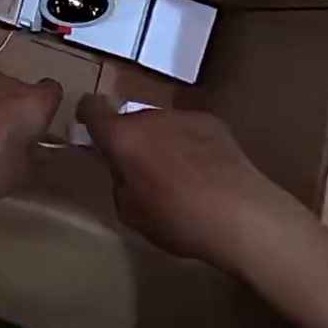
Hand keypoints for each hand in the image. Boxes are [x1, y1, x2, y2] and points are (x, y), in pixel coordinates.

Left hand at [0, 69, 61, 207]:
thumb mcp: (19, 175)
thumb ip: (34, 157)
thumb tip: (37, 149)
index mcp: (35, 105)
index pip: (53, 91)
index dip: (46, 108)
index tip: (35, 127)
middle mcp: (11, 82)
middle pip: (20, 90)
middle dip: (14, 107)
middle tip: (0, 137)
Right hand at [77, 96, 306, 274]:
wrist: (240, 214)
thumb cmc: (177, 219)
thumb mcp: (131, 213)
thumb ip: (119, 182)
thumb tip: (124, 171)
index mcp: (121, 137)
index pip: (92, 109)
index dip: (87, 115)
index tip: (90, 128)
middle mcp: (148, 117)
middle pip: (130, 122)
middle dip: (131, 141)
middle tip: (142, 171)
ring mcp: (182, 116)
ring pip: (161, 125)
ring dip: (161, 142)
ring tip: (180, 176)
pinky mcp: (212, 121)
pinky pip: (188, 129)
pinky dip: (189, 144)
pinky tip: (206, 172)